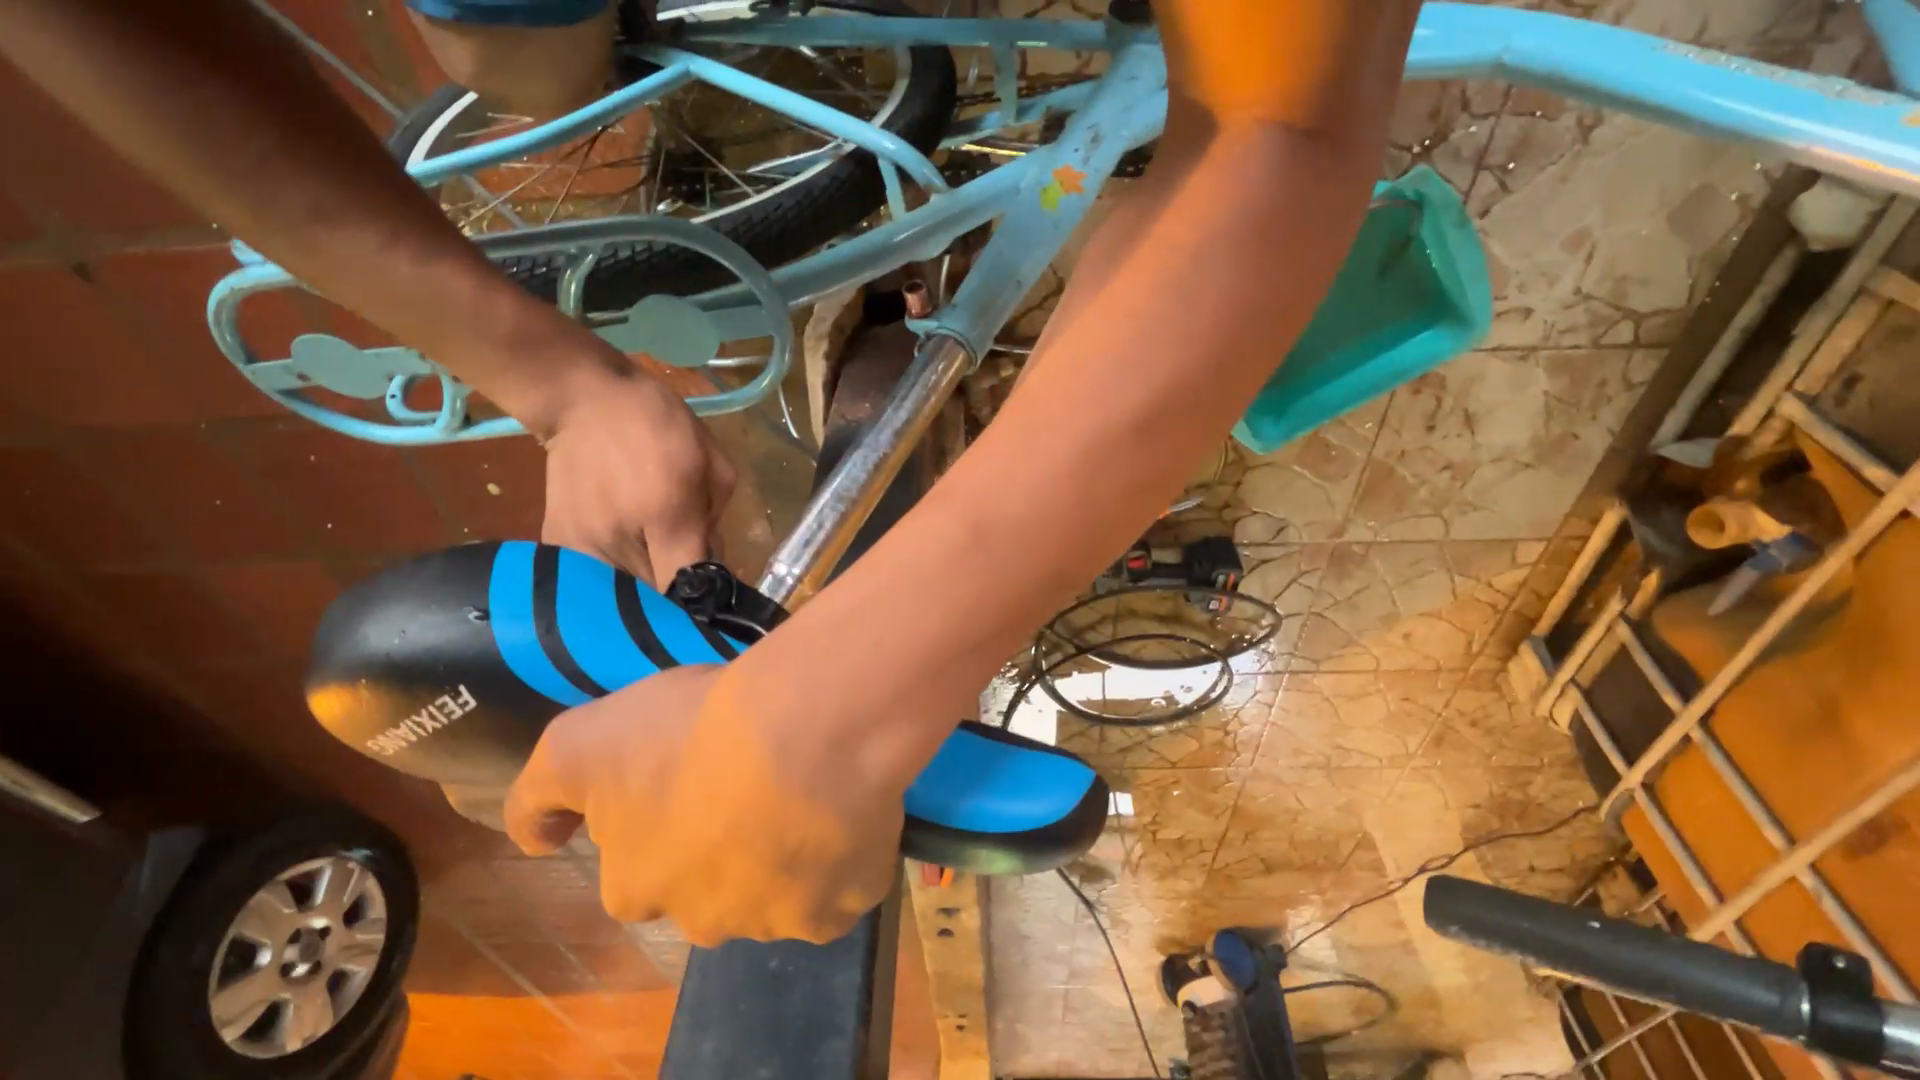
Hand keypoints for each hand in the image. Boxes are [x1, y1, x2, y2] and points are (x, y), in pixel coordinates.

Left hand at [502, 665, 905, 944]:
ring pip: (777, 891)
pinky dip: (839, 857)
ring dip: (783, 852)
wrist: (805, 739)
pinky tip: (845, 808)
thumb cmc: (691, 734)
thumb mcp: (583, 740)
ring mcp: (780, 920)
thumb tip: (541, 841)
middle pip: (707, 891)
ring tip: (807, 784)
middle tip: (748, 780)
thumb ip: (543, 791)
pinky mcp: (843, 906)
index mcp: (638, 886)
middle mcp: (704, 920)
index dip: (659, 819)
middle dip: (720, 850)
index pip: (636, 871)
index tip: (686, 776)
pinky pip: (839, 887)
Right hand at [538, 367, 736, 584]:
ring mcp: (582, 546)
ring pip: (623, 597)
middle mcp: (621, 540)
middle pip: (656, 599)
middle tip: (685, 574)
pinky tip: (626, 562)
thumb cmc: (660, 425)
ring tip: (654, 566)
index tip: (715, 595)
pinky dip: (613, 582)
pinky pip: (592, 582)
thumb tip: (709, 563)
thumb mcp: (712, 463)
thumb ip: (715, 520)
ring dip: (644, 593)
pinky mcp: (557, 545)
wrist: (584, 401)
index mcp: (668, 516)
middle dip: (677, 595)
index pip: (690, 585)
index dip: (706, 597)